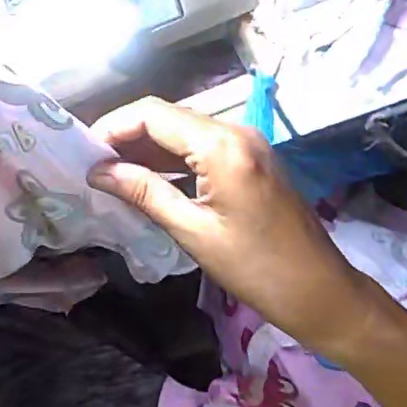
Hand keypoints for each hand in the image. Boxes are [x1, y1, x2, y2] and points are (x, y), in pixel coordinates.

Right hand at [86, 98, 388, 356]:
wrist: (323, 293)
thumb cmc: (258, 269)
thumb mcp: (193, 232)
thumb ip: (144, 192)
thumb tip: (98, 171)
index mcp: (221, 146)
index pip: (152, 114)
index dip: (112, 127)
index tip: (84, 153)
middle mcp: (234, 131)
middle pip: (166, 115)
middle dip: (125, 135)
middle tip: (92, 164)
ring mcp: (245, 142)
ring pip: (180, 128)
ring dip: (145, 145)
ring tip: (110, 171)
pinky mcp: (248, 157)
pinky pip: (198, 145)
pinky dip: (169, 156)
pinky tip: (145, 176)